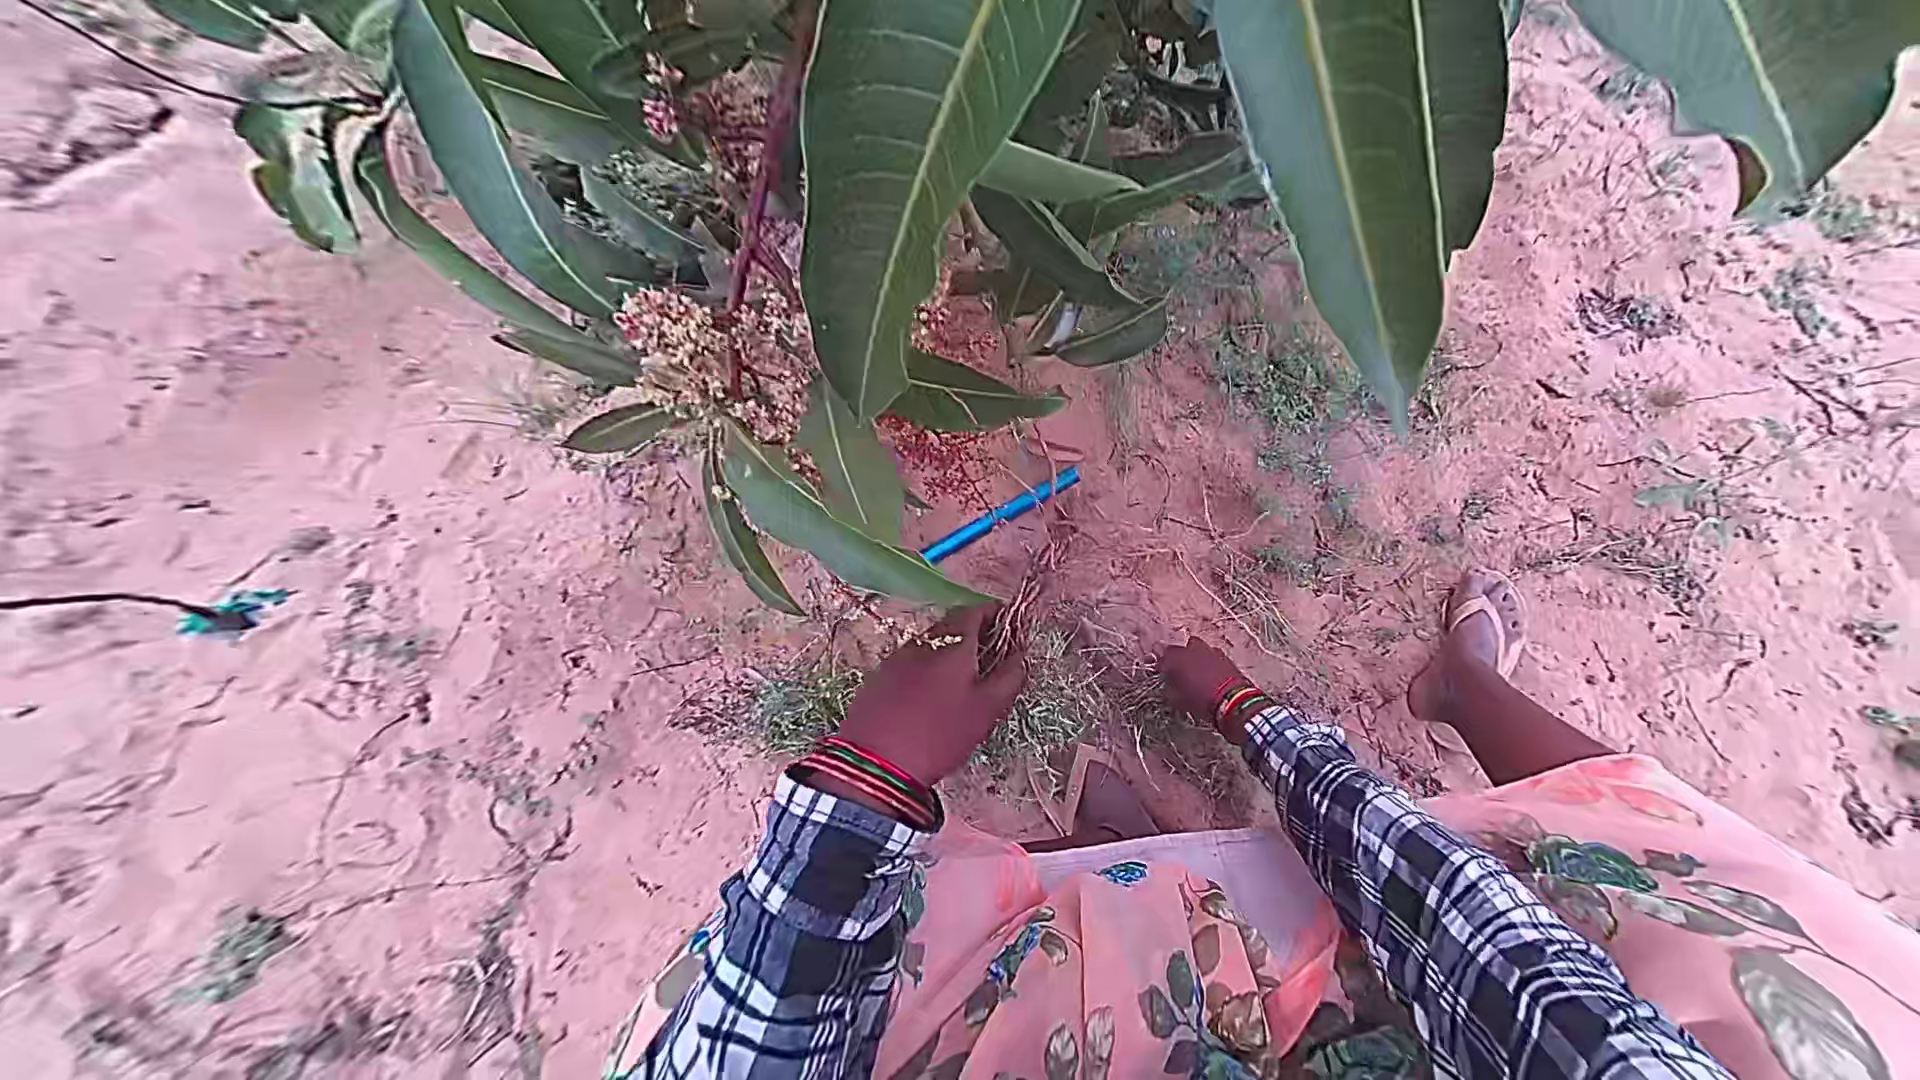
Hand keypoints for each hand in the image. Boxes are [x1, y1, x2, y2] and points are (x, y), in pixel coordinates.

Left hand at [839, 605, 1026, 783]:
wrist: (875, 761)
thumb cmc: (940, 734)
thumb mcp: (986, 710)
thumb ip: (1008, 678)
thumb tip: (1021, 656)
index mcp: (953, 644)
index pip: (974, 612)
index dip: (992, 613)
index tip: (1005, 622)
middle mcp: (924, 642)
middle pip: (950, 624)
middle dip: (972, 630)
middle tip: (989, 649)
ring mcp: (897, 658)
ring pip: (930, 642)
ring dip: (948, 649)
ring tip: (963, 673)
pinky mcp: (879, 676)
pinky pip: (911, 660)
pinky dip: (928, 665)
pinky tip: (931, 690)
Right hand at [1159, 636, 1251, 744]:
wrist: (1235, 702)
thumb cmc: (1203, 702)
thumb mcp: (1179, 699)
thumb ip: (1171, 686)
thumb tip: (1169, 684)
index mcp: (1177, 659)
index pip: (1162, 654)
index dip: (1160, 662)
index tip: (1160, 670)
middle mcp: (1193, 650)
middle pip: (1180, 648)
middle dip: (1177, 656)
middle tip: (1177, 669)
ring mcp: (1210, 651)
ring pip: (1197, 648)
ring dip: (1194, 657)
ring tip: (1195, 671)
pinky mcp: (1225, 657)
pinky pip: (1211, 655)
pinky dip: (1208, 662)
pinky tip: (1209, 673)